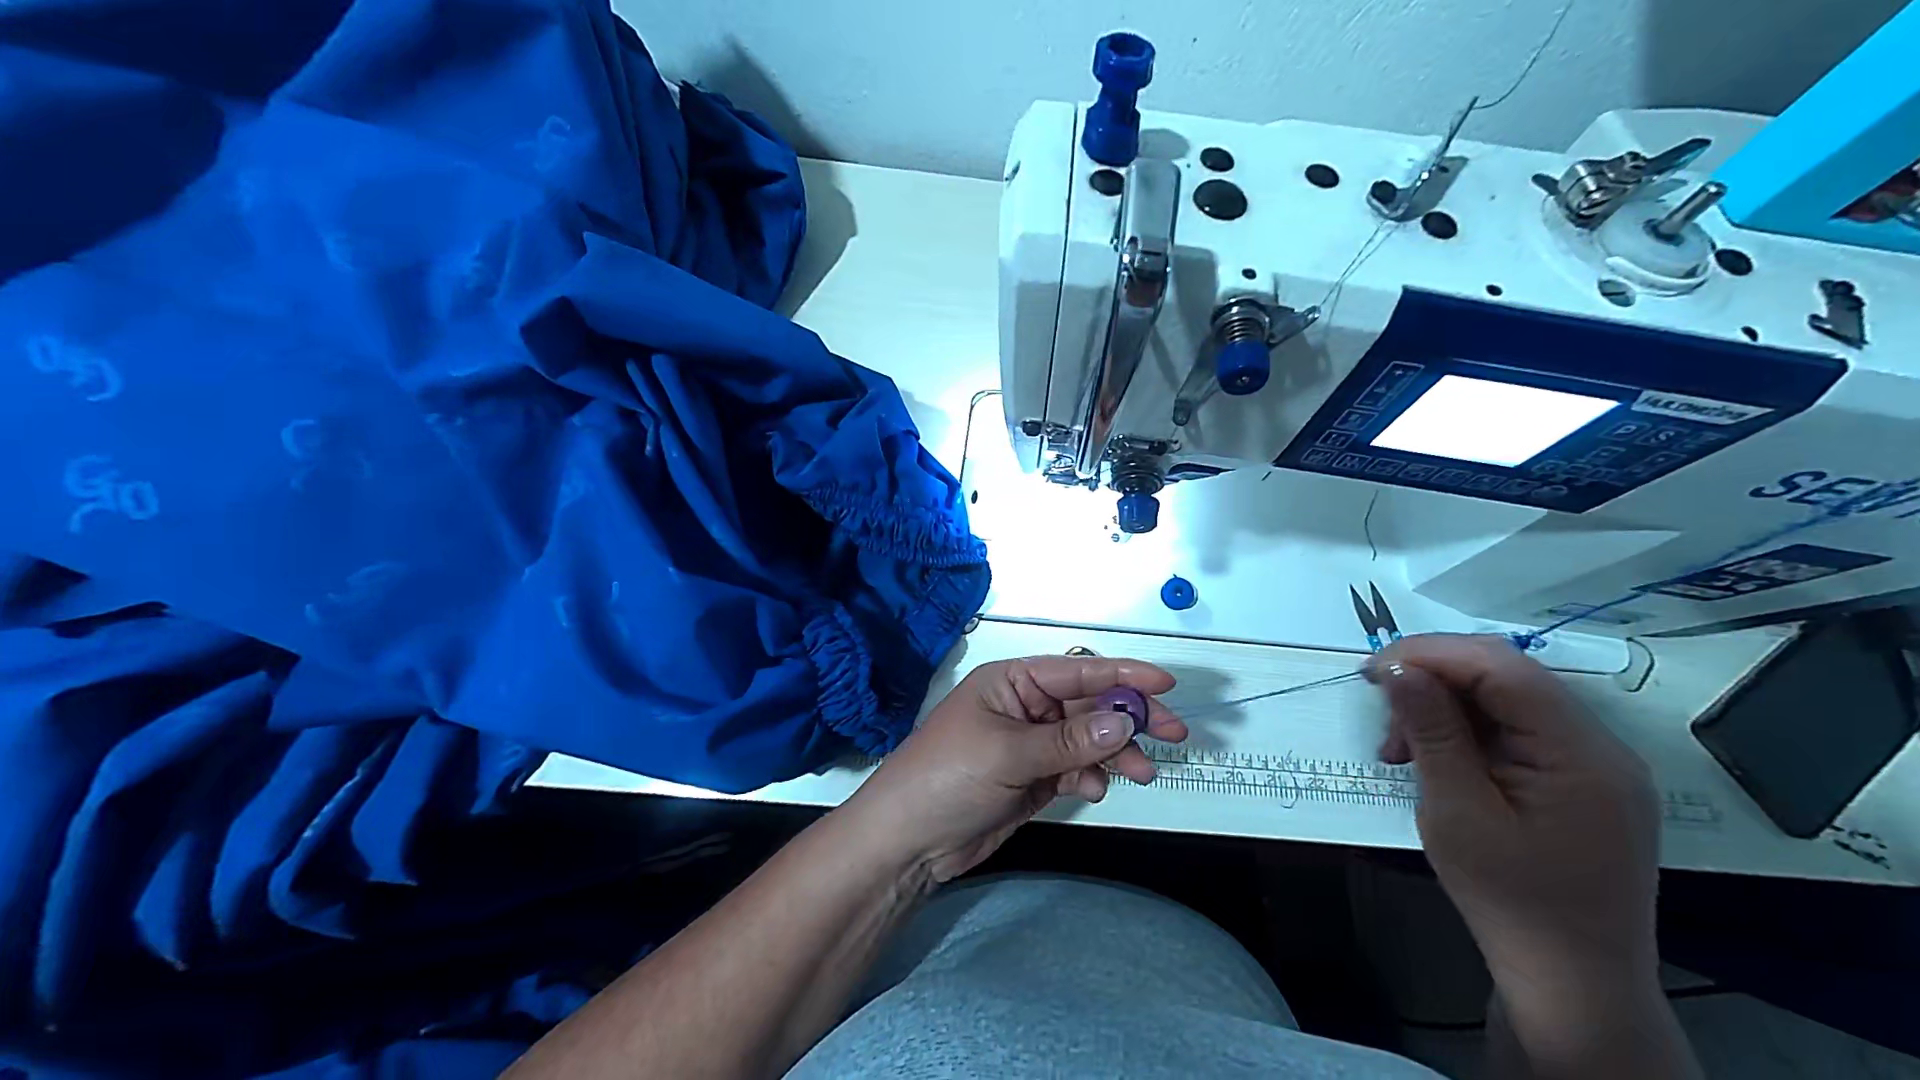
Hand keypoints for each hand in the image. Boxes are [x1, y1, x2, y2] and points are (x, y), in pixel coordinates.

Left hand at [842, 655, 1187, 882]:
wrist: (909, 841)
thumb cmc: (948, 777)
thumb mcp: (1009, 754)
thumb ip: (1069, 740)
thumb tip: (1124, 723)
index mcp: (1012, 682)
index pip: (1077, 670)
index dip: (1123, 675)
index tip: (1165, 685)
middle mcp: (1025, 706)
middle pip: (1089, 705)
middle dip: (1129, 718)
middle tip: (1173, 735)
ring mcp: (1030, 743)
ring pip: (1087, 739)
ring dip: (1114, 753)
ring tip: (1140, 773)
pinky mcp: (1032, 777)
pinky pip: (1075, 768)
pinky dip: (1089, 776)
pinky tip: (1090, 790)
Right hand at [1372, 634, 1660, 994]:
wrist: (1571, 978)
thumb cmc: (1508, 898)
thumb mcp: (1456, 811)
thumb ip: (1432, 731)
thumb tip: (1397, 668)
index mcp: (1581, 754)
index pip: (1502, 667)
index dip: (1430, 654)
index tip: (1372, 673)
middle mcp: (1600, 746)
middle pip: (1507, 675)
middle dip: (1433, 677)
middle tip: (1379, 704)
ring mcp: (1594, 763)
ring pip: (1507, 698)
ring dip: (1444, 706)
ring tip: (1399, 747)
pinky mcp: (1579, 779)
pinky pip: (1516, 729)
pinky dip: (1465, 730)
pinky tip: (1433, 758)